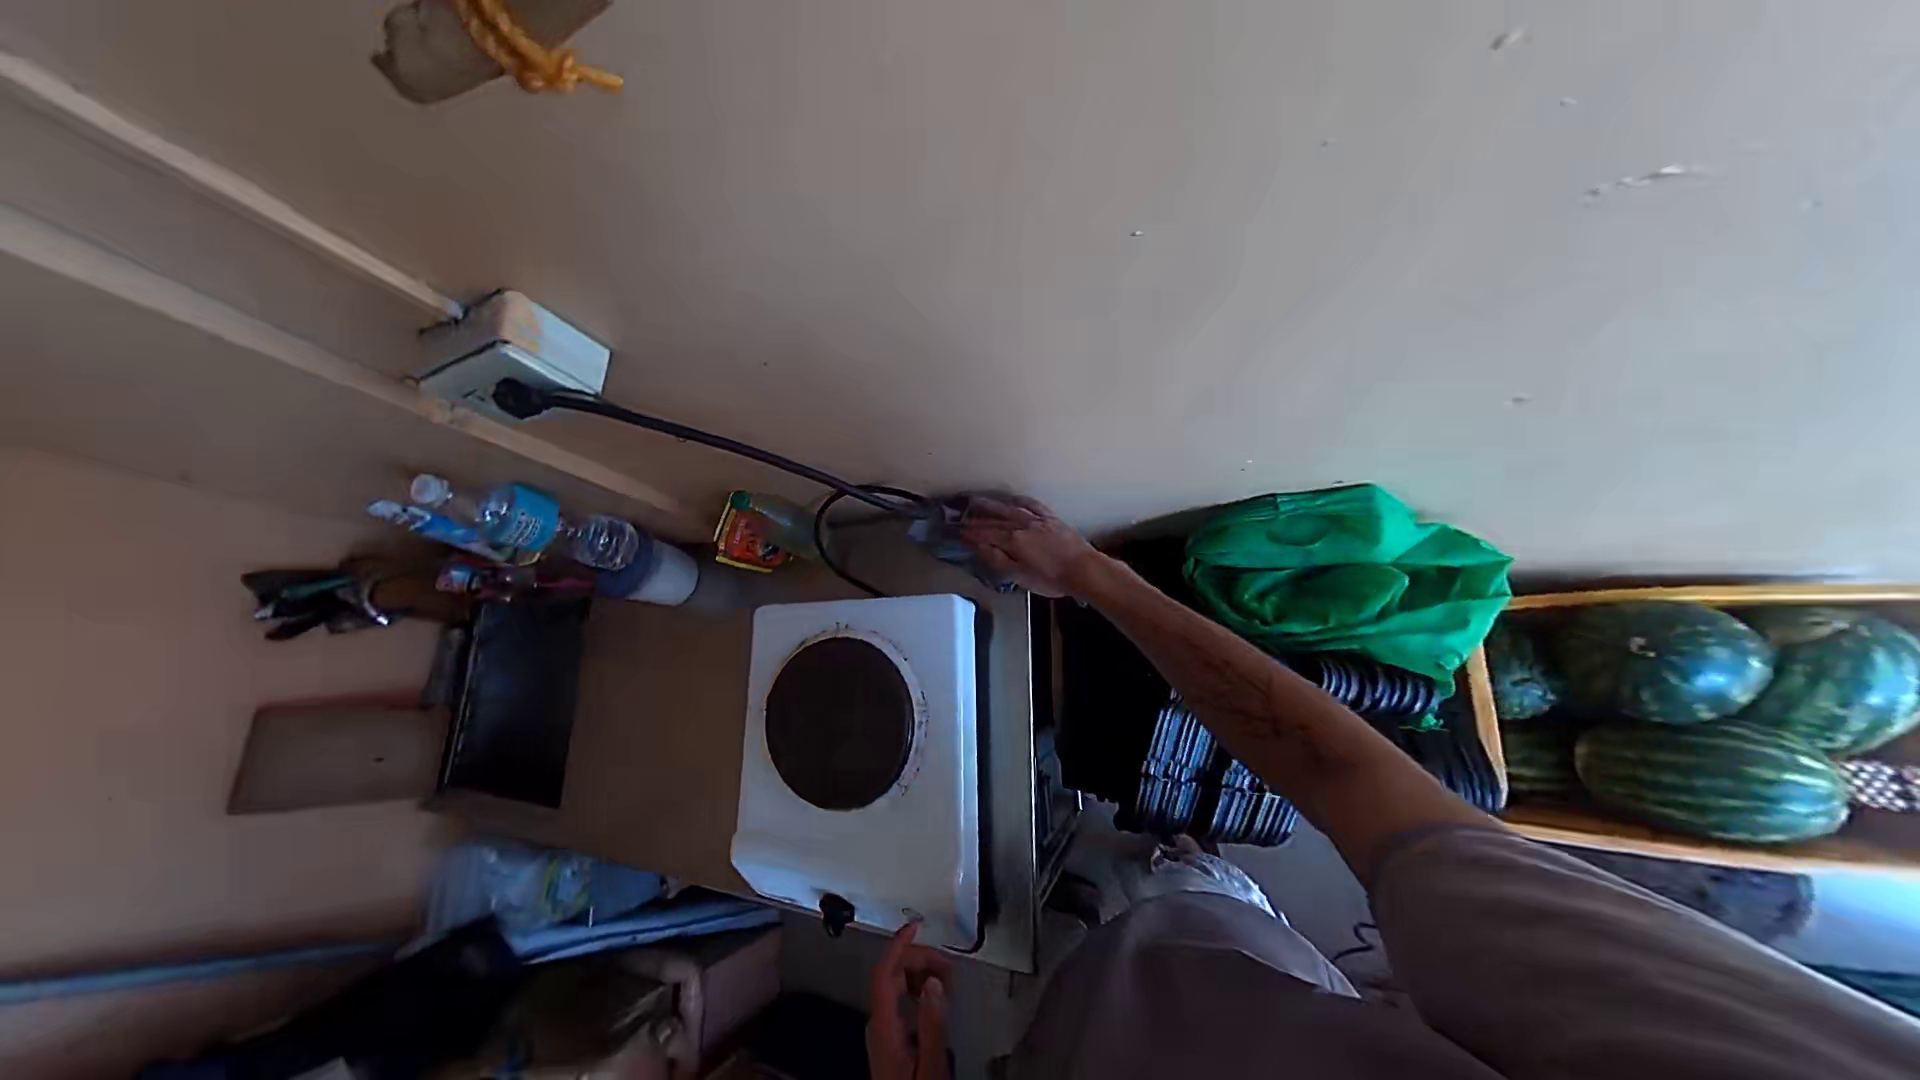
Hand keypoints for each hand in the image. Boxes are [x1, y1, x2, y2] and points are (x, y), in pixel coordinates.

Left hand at [867, 921, 952, 1079]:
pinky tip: (937, 999)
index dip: (897, 946)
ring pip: (896, 985)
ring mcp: (882, 1030)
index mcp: (883, 1027)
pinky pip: (901, 1000)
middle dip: (920, 961)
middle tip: (950, 968)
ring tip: (948, 983)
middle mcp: (878, 1024)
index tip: (915, 926)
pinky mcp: (890, 1037)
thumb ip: (933, 1024)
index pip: (883, 974)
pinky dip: (919, 990)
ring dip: (921, 974)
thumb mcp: (931, 1067)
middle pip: (892, 975)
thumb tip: (936, 981)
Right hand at [960, 496, 1104, 597]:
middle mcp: (1023, 525)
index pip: (986, 534)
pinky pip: (1032, 505)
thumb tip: (980, 547)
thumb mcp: (1019, 576)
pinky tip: (1014, 500)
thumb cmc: (1051, 578)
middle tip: (964, 516)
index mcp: (1013, 541)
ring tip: (980, 502)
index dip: (972, 534)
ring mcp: (1038, 520)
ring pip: (1010, 509)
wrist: (1083, 570)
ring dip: (994, 505)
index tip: (961, 533)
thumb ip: (998, 559)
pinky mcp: (1051, 519)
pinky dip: (1020, 501)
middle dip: (978, 518)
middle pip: (996, 519)